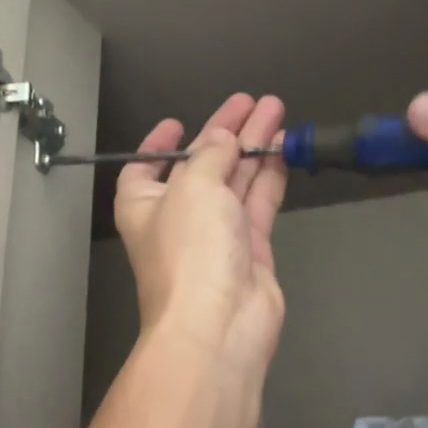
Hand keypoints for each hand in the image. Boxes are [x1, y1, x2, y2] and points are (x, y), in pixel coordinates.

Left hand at [115, 94, 288, 368]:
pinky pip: (258, 204)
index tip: (177, 121)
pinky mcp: (249, 250)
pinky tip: (284, 149)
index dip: (158, 143)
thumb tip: (223, 138)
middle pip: (201, 166)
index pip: (144, 167)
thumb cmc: (190, 251)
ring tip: (277, 111)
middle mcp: (177, 218)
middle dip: (226, 133)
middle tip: (253, 101)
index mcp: (143, 204)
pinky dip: (270, 176)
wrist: (218, 326)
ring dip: (254, 147)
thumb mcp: (192, 187)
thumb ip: (210, 155)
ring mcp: (215, 235)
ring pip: (235, 181)